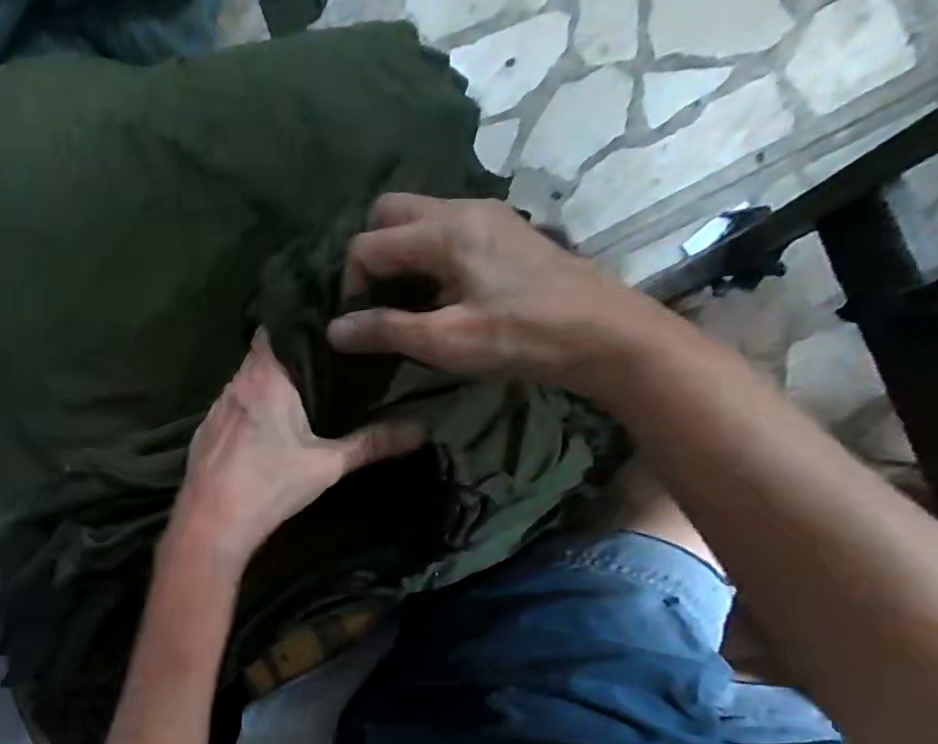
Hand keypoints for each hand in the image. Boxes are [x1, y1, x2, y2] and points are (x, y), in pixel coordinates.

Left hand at [170, 330, 424, 569]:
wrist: (211, 524)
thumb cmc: (270, 487)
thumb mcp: (327, 466)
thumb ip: (373, 443)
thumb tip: (422, 429)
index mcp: (265, 379)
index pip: (277, 328)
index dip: (300, 321)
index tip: (327, 322)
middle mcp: (235, 385)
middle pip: (262, 355)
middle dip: (290, 356)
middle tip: (325, 359)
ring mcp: (215, 409)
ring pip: (245, 382)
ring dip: (268, 384)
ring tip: (298, 390)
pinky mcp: (204, 433)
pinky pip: (231, 407)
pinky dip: (248, 408)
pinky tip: (263, 426)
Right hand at [326, 195, 695, 396]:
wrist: (604, 333)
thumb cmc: (522, 337)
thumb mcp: (446, 341)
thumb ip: (385, 331)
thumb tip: (333, 329)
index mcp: (444, 232)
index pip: (367, 245)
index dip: (351, 285)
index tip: (362, 324)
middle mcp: (461, 210)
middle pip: (388, 212)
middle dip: (370, 253)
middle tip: (376, 298)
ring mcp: (486, 215)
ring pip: (417, 217)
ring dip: (398, 253)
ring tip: (403, 300)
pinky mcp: (503, 231)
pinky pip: (444, 227)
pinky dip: (424, 253)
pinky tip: (436, 292)